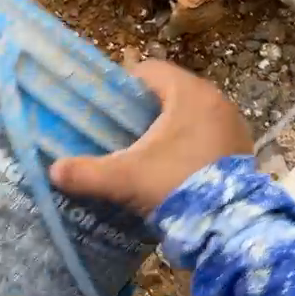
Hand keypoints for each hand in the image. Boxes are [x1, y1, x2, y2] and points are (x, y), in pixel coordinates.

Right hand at [49, 60, 252, 215]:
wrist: (226, 224)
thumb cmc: (176, 186)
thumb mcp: (125, 179)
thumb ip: (87, 172)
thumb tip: (54, 171)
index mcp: (189, 93)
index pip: (149, 70)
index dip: (123, 85)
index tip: (106, 109)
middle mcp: (216, 101)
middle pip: (170, 93)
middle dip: (144, 111)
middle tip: (120, 134)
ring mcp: (233, 126)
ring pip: (189, 116)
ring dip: (168, 130)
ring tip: (144, 154)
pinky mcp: (241, 150)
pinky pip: (207, 137)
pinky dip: (188, 146)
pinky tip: (172, 170)